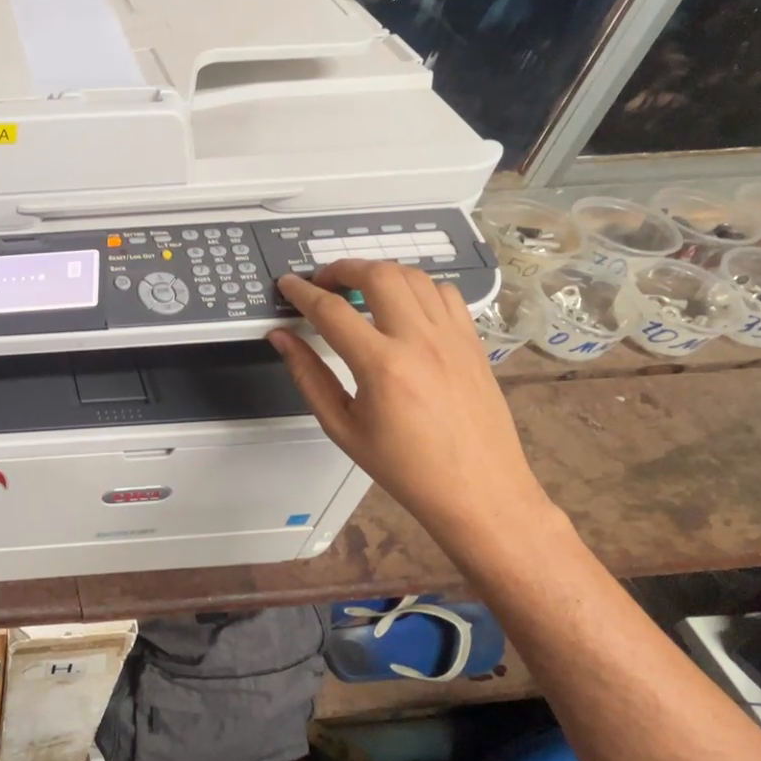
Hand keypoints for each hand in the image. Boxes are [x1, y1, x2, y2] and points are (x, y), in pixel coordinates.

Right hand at [268, 260, 552, 547]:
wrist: (478, 491)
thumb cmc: (406, 468)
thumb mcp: (342, 426)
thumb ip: (308, 375)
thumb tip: (282, 339)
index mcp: (382, 367)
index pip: (331, 310)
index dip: (302, 292)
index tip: (287, 285)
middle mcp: (421, 343)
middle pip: (378, 275)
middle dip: (343, 268)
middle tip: (323, 281)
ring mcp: (453, 339)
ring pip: (414, 277)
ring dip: (380, 273)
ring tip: (359, 287)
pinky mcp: (473, 343)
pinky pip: (446, 294)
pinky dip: (418, 287)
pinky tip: (403, 305)